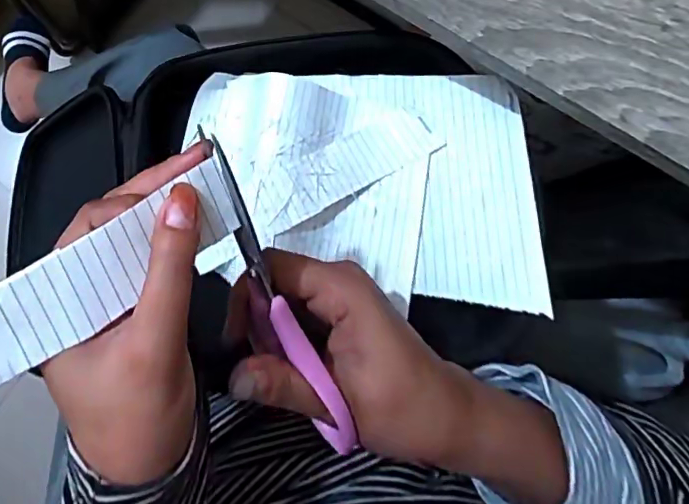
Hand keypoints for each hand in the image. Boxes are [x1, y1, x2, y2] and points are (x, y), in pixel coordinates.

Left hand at [41, 141, 209, 485]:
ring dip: (163, 202)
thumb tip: (180, 204)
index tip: (173, 191)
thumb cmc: (133, 423)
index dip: (129, 204)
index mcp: (58, 295)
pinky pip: (145, 253)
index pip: (86, 228)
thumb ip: (165, 272)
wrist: (146, 476)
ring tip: (195, 174)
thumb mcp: (153, 345)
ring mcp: (100, 290)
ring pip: (128, 231)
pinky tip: (190, 212)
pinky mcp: (126, 297)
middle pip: (110, 220)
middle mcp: (74, 285)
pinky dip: (170, 230)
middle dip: (152, 188)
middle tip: (193, 161)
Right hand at [225, 252, 474, 464]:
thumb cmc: (406, 409)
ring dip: (272, 333)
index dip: (245, 296)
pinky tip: (295, 367)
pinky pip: (296, 309)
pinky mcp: (340, 307)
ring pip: (281, 297)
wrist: (454, 422)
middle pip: (271, 280)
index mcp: (338, 286)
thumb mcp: (339, 403)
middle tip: (260, 364)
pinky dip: (287, 337)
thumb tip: (234, 378)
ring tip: (281, 371)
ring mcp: (338, 291)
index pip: (269, 266)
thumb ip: (283, 385)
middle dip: (258, 321)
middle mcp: (336, 278)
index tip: (236, 338)